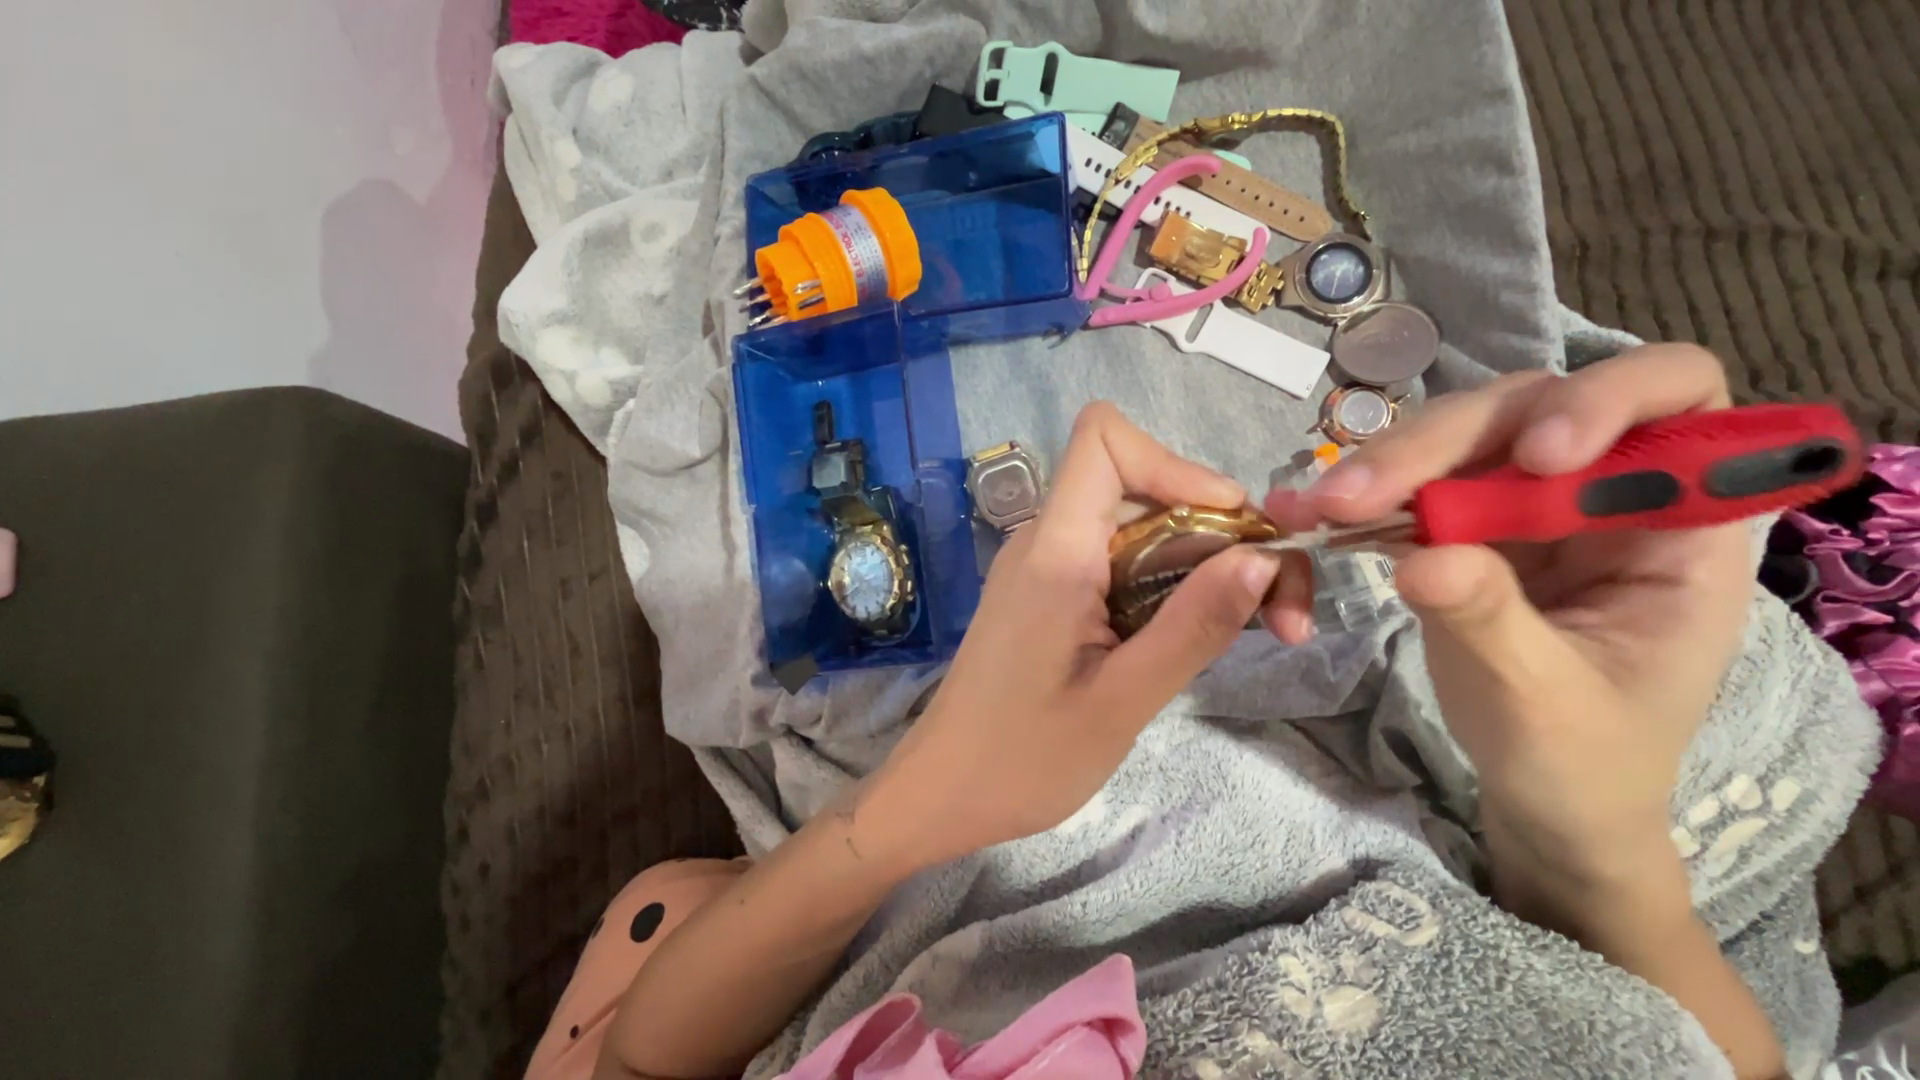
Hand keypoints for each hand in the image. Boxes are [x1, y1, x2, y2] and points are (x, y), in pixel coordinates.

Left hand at [865, 403, 1308, 871]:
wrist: (943, 792)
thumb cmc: (1023, 760)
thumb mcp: (1123, 701)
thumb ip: (1193, 624)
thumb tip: (1262, 557)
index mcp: (1055, 552)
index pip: (1104, 440)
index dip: (1177, 465)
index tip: (1232, 530)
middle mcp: (1046, 542)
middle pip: (1140, 485)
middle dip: (1219, 530)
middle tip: (1279, 608)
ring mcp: (1045, 568)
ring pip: (1138, 527)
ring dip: (1203, 564)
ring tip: (1259, 626)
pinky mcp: (1049, 595)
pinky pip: (1119, 563)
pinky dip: (1168, 585)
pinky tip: (1198, 634)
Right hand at [1266, 346, 1753, 906]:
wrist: (1546, 798)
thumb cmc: (1578, 759)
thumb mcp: (1540, 700)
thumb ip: (1490, 619)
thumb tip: (1421, 556)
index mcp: (1678, 524)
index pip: (1674, 399)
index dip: (1605, 400)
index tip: (1534, 456)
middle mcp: (1603, 490)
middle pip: (1528, 409)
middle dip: (1442, 444)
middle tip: (1352, 495)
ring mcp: (1528, 504)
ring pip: (1461, 438)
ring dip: (1389, 465)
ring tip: (1319, 507)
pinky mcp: (1471, 524)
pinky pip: (1415, 485)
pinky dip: (1362, 495)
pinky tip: (1310, 512)